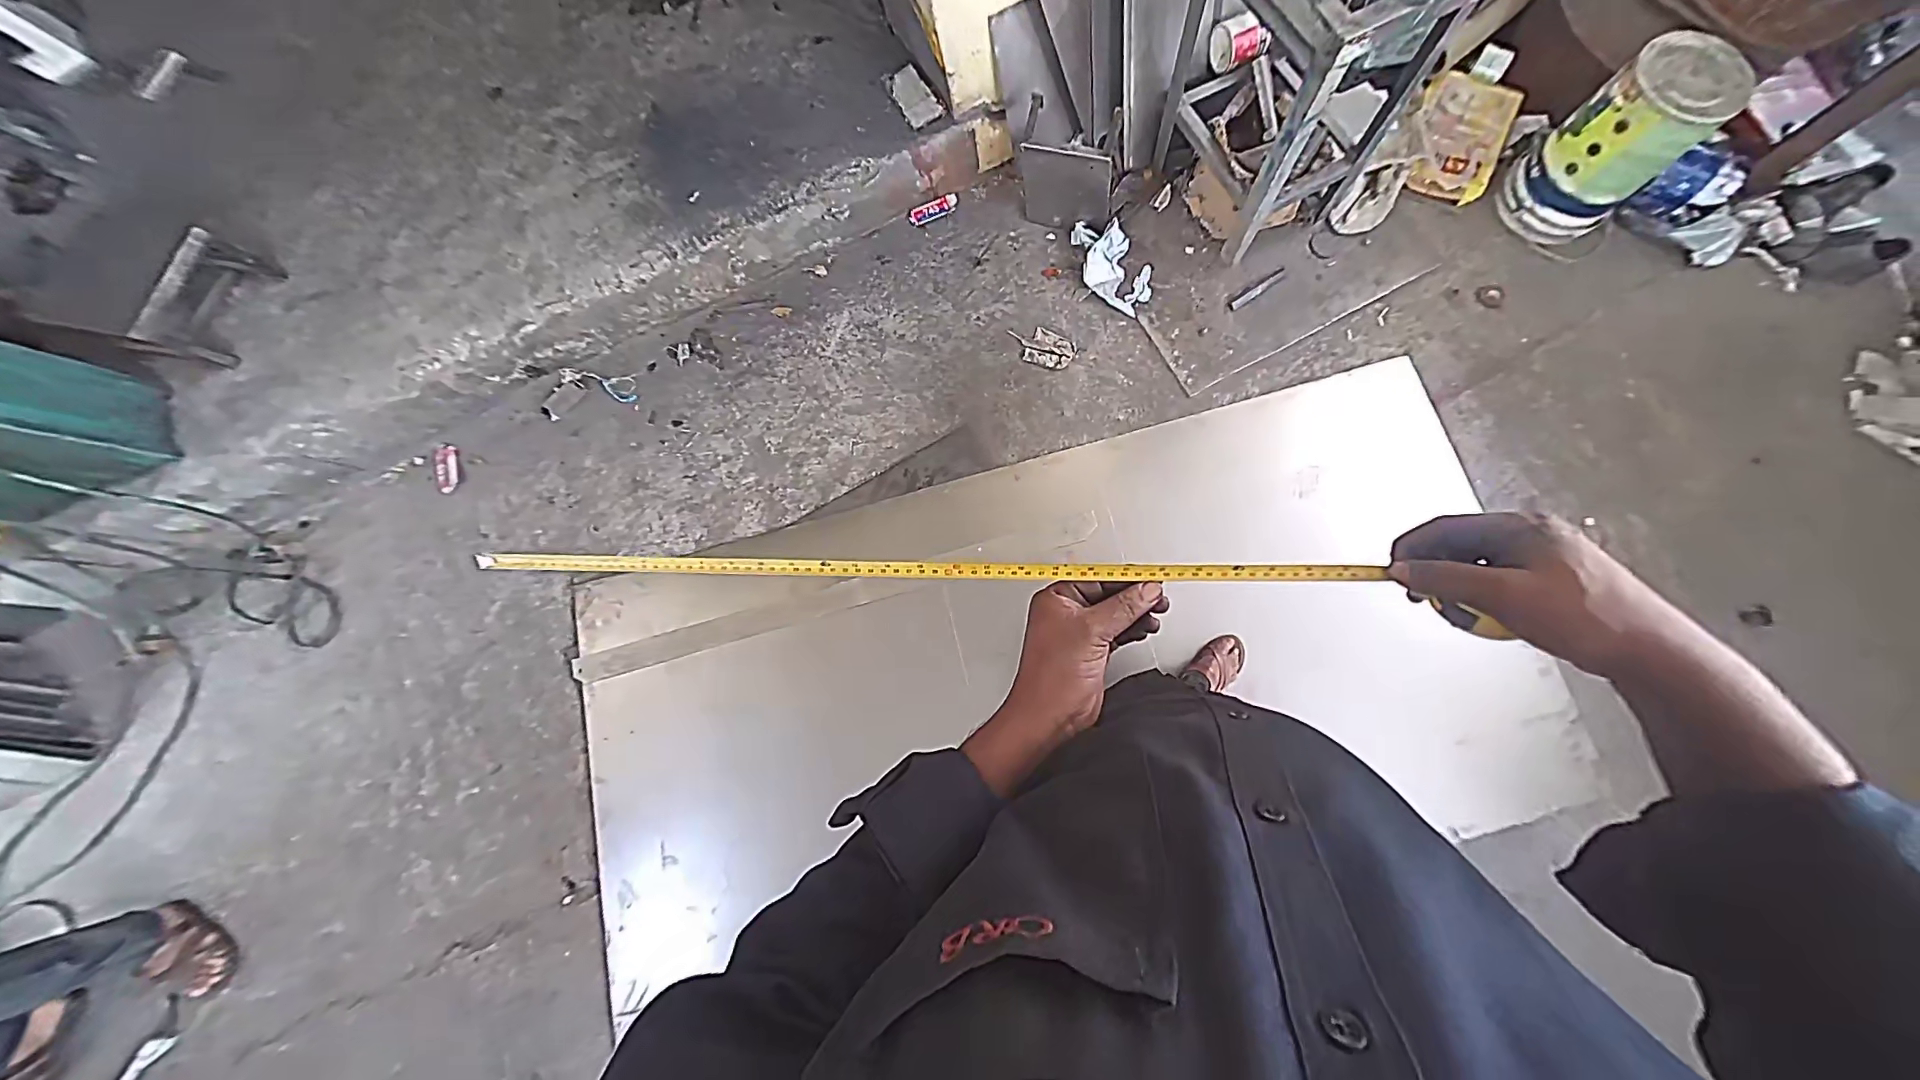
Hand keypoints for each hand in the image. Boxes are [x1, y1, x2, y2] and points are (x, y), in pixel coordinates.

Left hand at [962, 581, 1167, 794]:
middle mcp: (1065, 613)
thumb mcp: (1092, 631)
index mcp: (1056, 599)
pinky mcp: (1091, 651)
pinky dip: (1133, 628)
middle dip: (1135, 596)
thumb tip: (1144, 590)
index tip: (1149, 578)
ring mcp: (1078, 633)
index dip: (1125, 578)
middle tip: (1157, 596)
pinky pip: (1117, 631)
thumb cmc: (1050, 678)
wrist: (1050, 717)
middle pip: (1108, 594)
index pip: (1096, 577)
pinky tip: (1145, 627)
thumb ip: (1123, 607)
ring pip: (1114, 613)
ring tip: (1156, 611)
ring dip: (1137, 612)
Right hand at [1388, 513, 1698, 677]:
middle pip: (1458, 545)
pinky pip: (1496, 581)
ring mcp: (1543, 556)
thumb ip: (1443, 578)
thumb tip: (1404, 569)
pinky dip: (1483, 599)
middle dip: (1436, 574)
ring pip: (1475, 565)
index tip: (1393, 572)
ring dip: (1460, 591)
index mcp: (1521, 526)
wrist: (1649, 651)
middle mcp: (1532, 534)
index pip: (1444, 527)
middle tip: (1425, 599)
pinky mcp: (1549, 580)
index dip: (1411, 549)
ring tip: (1468, 616)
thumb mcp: (1499, 594)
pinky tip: (1492, 619)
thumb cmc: (1587, 618)